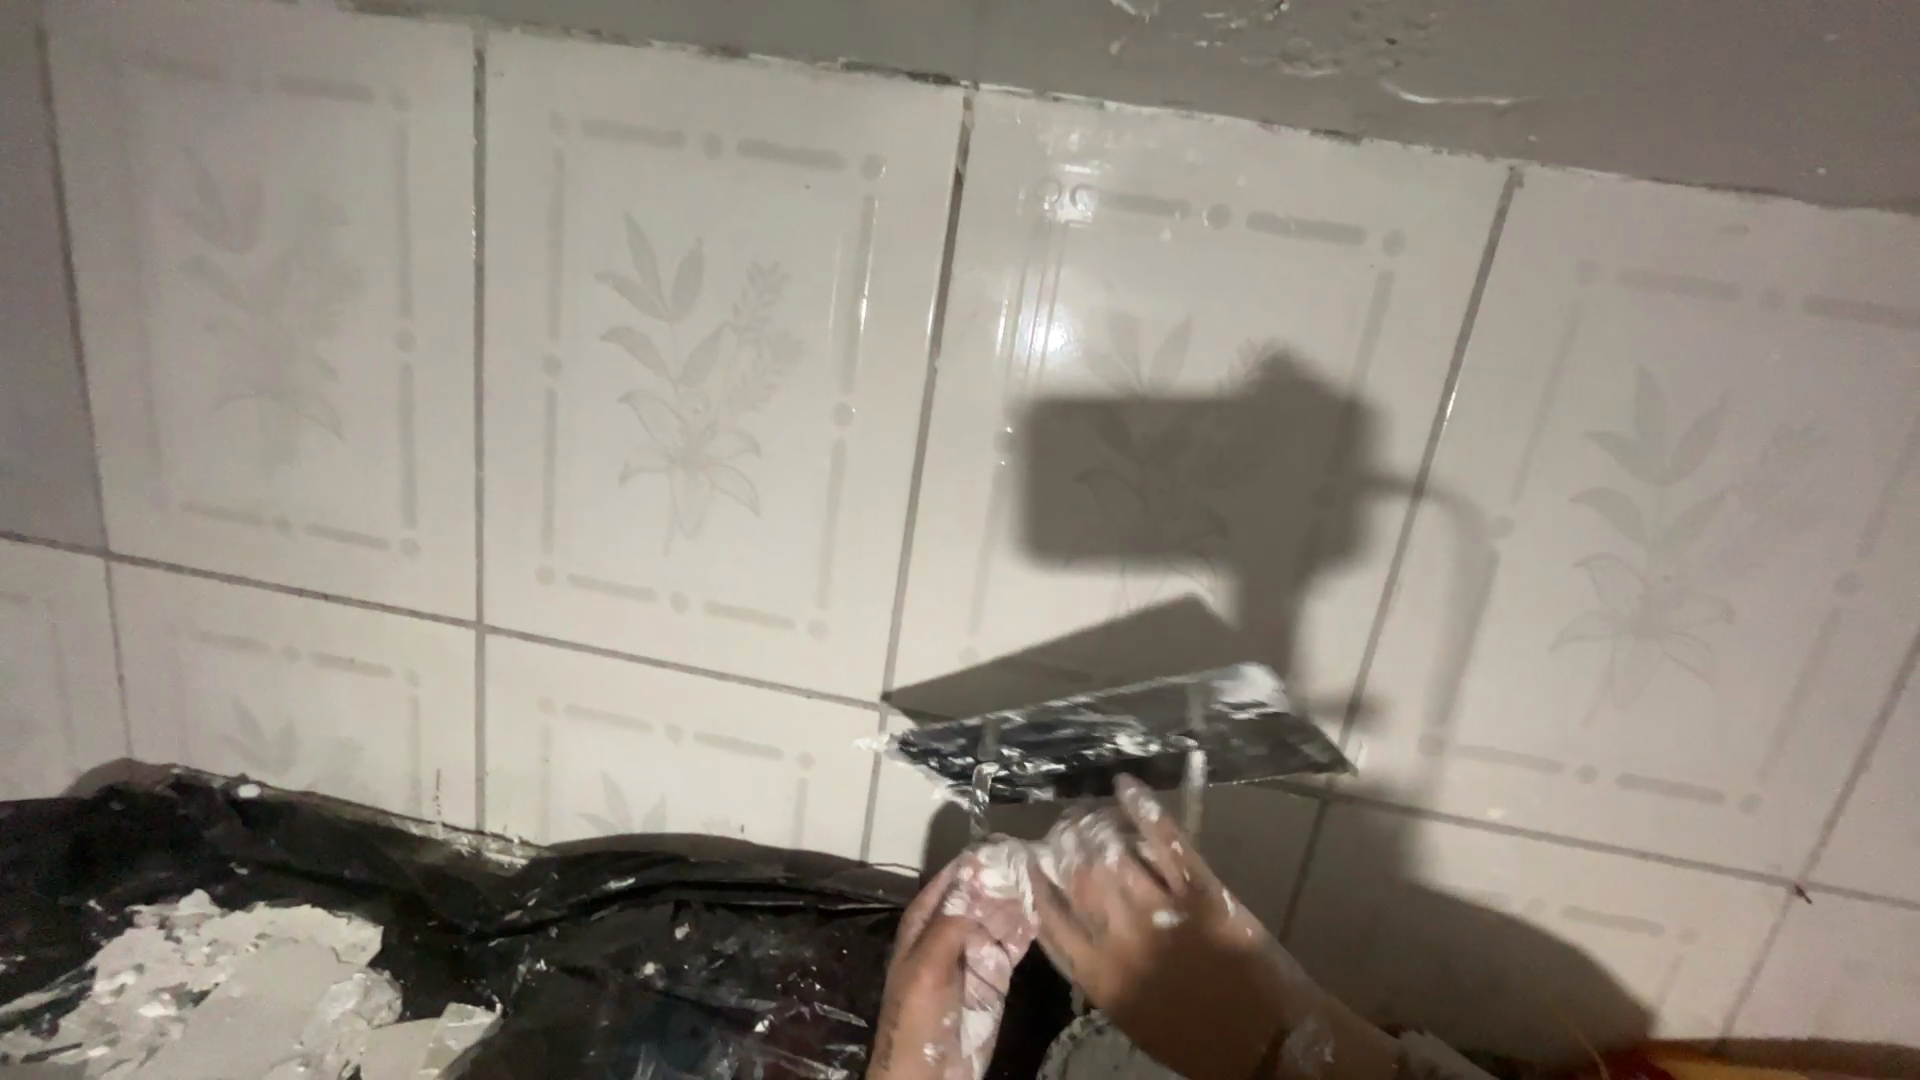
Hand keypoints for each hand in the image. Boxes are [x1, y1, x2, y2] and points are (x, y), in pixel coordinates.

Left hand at [869, 846, 1037, 1079]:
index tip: (999, 844)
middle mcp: (950, 930)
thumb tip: (976, 891)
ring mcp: (974, 952)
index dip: (971, 863)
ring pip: (997, 916)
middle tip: (1031, 857)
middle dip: (1001, 878)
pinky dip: (1026, 928)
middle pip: (978, 895)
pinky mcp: (994, 975)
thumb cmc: (916, 1020)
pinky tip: (1044, 914)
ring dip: (1017, 899)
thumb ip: (949, 926)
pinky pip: (1011, 943)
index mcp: (923, 923)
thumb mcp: (925, 968)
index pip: (949, 881)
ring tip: (1042, 877)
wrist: (928, 1077)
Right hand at [1032, 776, 1397, 1079]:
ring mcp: (1162, 910)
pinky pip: (1166, 840)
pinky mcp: (1201, 892)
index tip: (1031, 859)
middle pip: (1079, 874)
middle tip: (1064, 828)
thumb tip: (1068, 926)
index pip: (1050, 915)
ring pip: (1114, 851)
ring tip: (1091, 815)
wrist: (1268, 1047)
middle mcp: (1123, 937)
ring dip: (1097, 825)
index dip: (1036, 881)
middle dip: (1065, 844)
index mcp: (1101, 975)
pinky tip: (1125, 786)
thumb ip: (1094, 970)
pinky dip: (1143, 808)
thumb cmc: (1194, 1040)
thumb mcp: (1128, 1015)